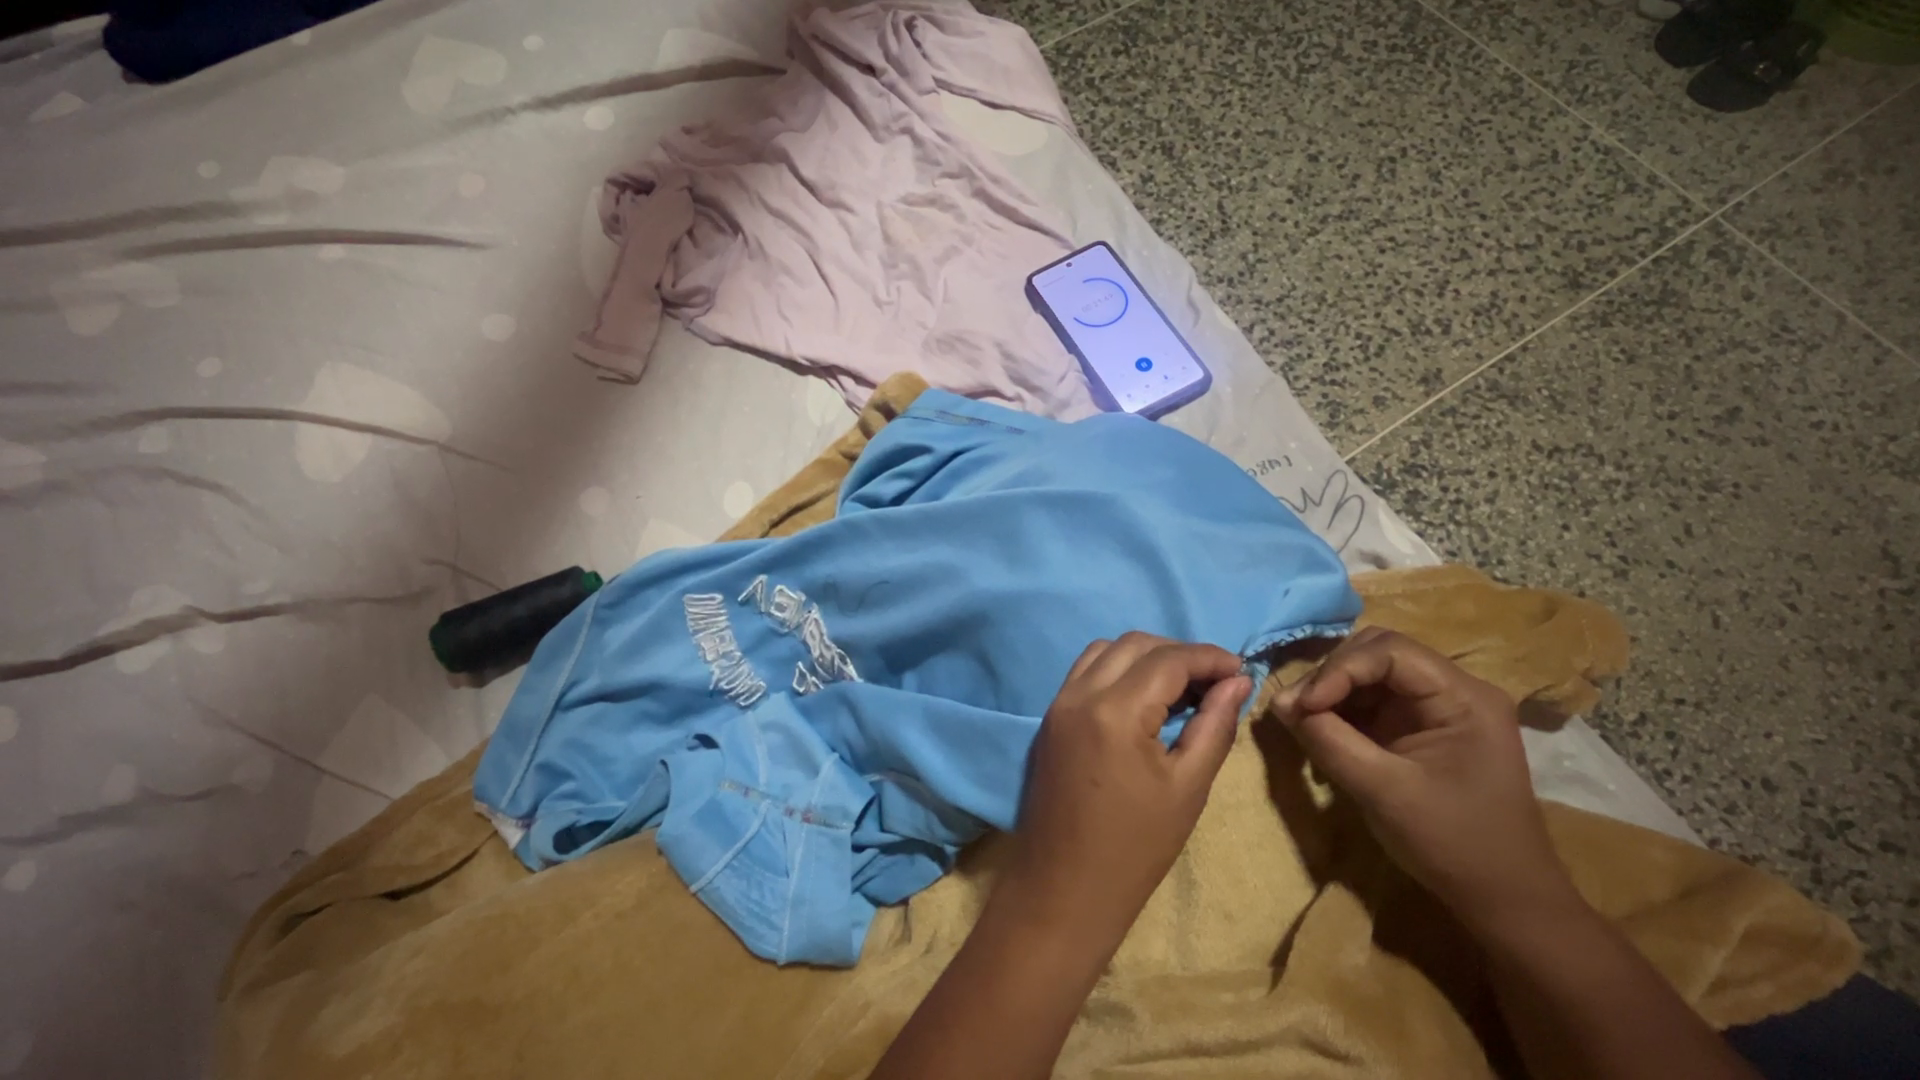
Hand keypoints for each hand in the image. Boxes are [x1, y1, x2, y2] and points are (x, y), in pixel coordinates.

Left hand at [998, 633, 1253, 948]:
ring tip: (1182, 688)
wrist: (1064, 888)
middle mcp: (1079, 694)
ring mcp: (1058, 704)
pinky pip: (1085, 672)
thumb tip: (1238, 682)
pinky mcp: (1049, 719)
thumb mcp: (1188, 786)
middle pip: (1135, 644)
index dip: (1210, 658)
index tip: (1242, 671)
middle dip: (1180, 653)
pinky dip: (1117, 669)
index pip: (1169, 659)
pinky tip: (1144, 699)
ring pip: (1105, 650)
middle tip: (1215, 681)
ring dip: (1146, 656)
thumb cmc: (1136, 847)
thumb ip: (1215, 725)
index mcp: (1115, 710)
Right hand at [1272, 627, 1578, 931]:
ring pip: (1372, 674)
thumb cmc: (1452, 843)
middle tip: (1297, 709)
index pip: (1389, 651)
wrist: (1502, 898)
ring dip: (1333, 692)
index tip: (1302, 706)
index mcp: (1463, 697)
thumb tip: (1278, 704)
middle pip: (1379, 653)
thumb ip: (1329, 740)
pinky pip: (1374, 702)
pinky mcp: (1422, 730)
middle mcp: (1454, 691)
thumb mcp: (1383, 791)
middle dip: (1332, 675)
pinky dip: (1342, 711)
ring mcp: (1439, 710)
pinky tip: (1322, 732)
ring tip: (1302, 721)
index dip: (1338, 670)